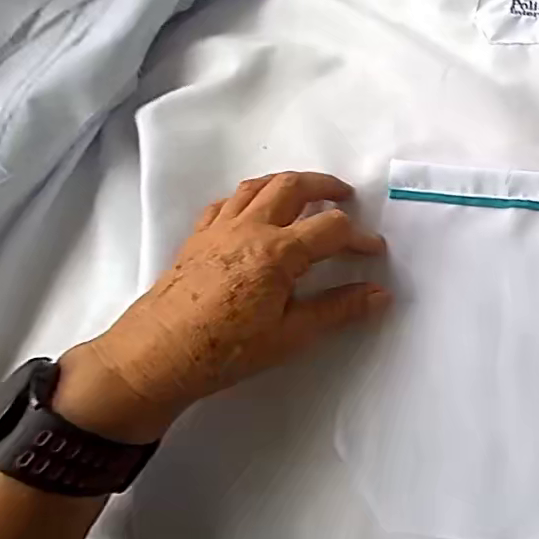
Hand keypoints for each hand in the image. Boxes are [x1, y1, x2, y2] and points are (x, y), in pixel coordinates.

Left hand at [53, 171, 389, 442]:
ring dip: (286, 183)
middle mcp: (249, 227)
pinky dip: (249, 197)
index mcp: (277, 251)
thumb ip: (338, 310)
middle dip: (324, 186)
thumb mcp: (290, 336)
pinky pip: (226, 202)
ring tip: (304, 194)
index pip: (331, 229)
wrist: (158, 354)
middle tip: (344, 196)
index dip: (358, 237)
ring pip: (257, 186)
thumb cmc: (226, 350)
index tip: (374, 250)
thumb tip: (380, 295)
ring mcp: (219, 228)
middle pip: (293, 186)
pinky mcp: (197, 237)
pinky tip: (252, 212)